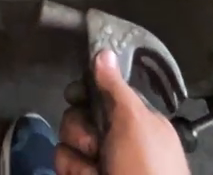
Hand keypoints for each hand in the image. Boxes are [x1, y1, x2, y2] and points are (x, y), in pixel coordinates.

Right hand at [58, 50, 192, 174]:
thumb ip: (115, 87)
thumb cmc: (146, 169)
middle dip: (80, 129)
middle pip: (80, 115)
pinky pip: (65, 164)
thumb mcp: (135, 123)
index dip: (87, 92)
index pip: (103, 93)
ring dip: (77, 157)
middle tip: (96, 144)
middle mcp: (118, 140)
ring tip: (94, 172)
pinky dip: (74, 172)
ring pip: (68, 141)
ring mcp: (102, 164)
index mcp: (139, 122)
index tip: (77, 94)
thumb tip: (103, 50)